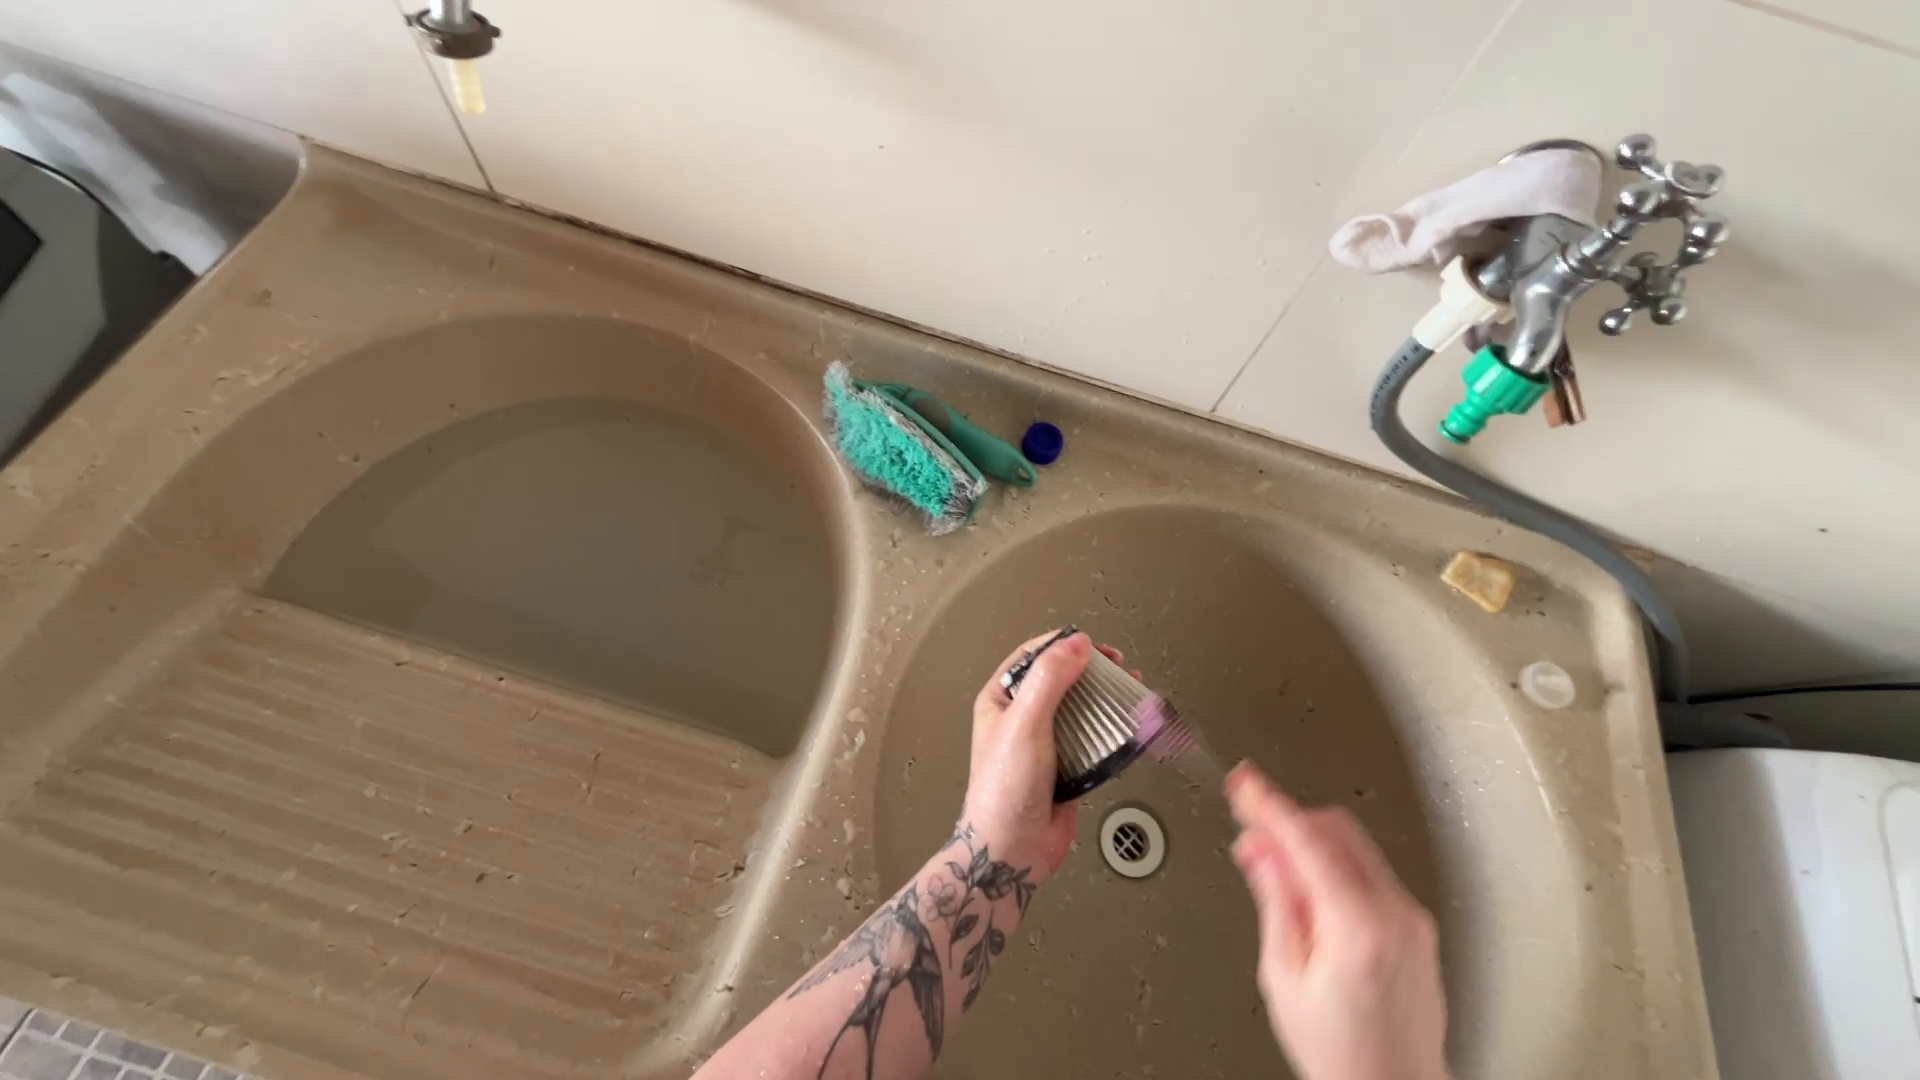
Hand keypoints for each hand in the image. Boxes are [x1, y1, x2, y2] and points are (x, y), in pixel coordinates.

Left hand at [962, 631, 1124, 882]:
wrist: (1012, 852)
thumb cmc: (1005, 788)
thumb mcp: (1025, 723)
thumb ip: (1049, 680)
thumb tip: (1076, 643)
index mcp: (1001, 700)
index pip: (1032, 658)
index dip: (1063, 646)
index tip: (1093, 645)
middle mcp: (1022, 717)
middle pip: (1061, 681)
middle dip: (1092, 671)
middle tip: (1119, 668)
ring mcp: (1047, 743)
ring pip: (1082, 710)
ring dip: (1106, 699)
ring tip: (1132, 691)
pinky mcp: (1069, 767)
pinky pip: (1094, 740)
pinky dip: (1113, 730)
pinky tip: (1131, 725)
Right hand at [1226, 762, 1448, 1079]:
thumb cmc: (1339, 1051)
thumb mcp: (1284, 974)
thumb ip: (1275, 900)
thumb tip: (1260, 849)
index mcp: (1358, 924)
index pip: (1308, 839)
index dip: (1269, 803)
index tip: (1244, 782)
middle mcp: (1395, 914)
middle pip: (1336, 828)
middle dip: (1289, 818)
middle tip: (1250, 823)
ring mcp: (1412, 919)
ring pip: (1354, 843)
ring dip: (1309, 837)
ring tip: (1271, 859)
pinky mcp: (1416, 926)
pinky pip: (1370, 869)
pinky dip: (1332, 860)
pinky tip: (1305, 880)